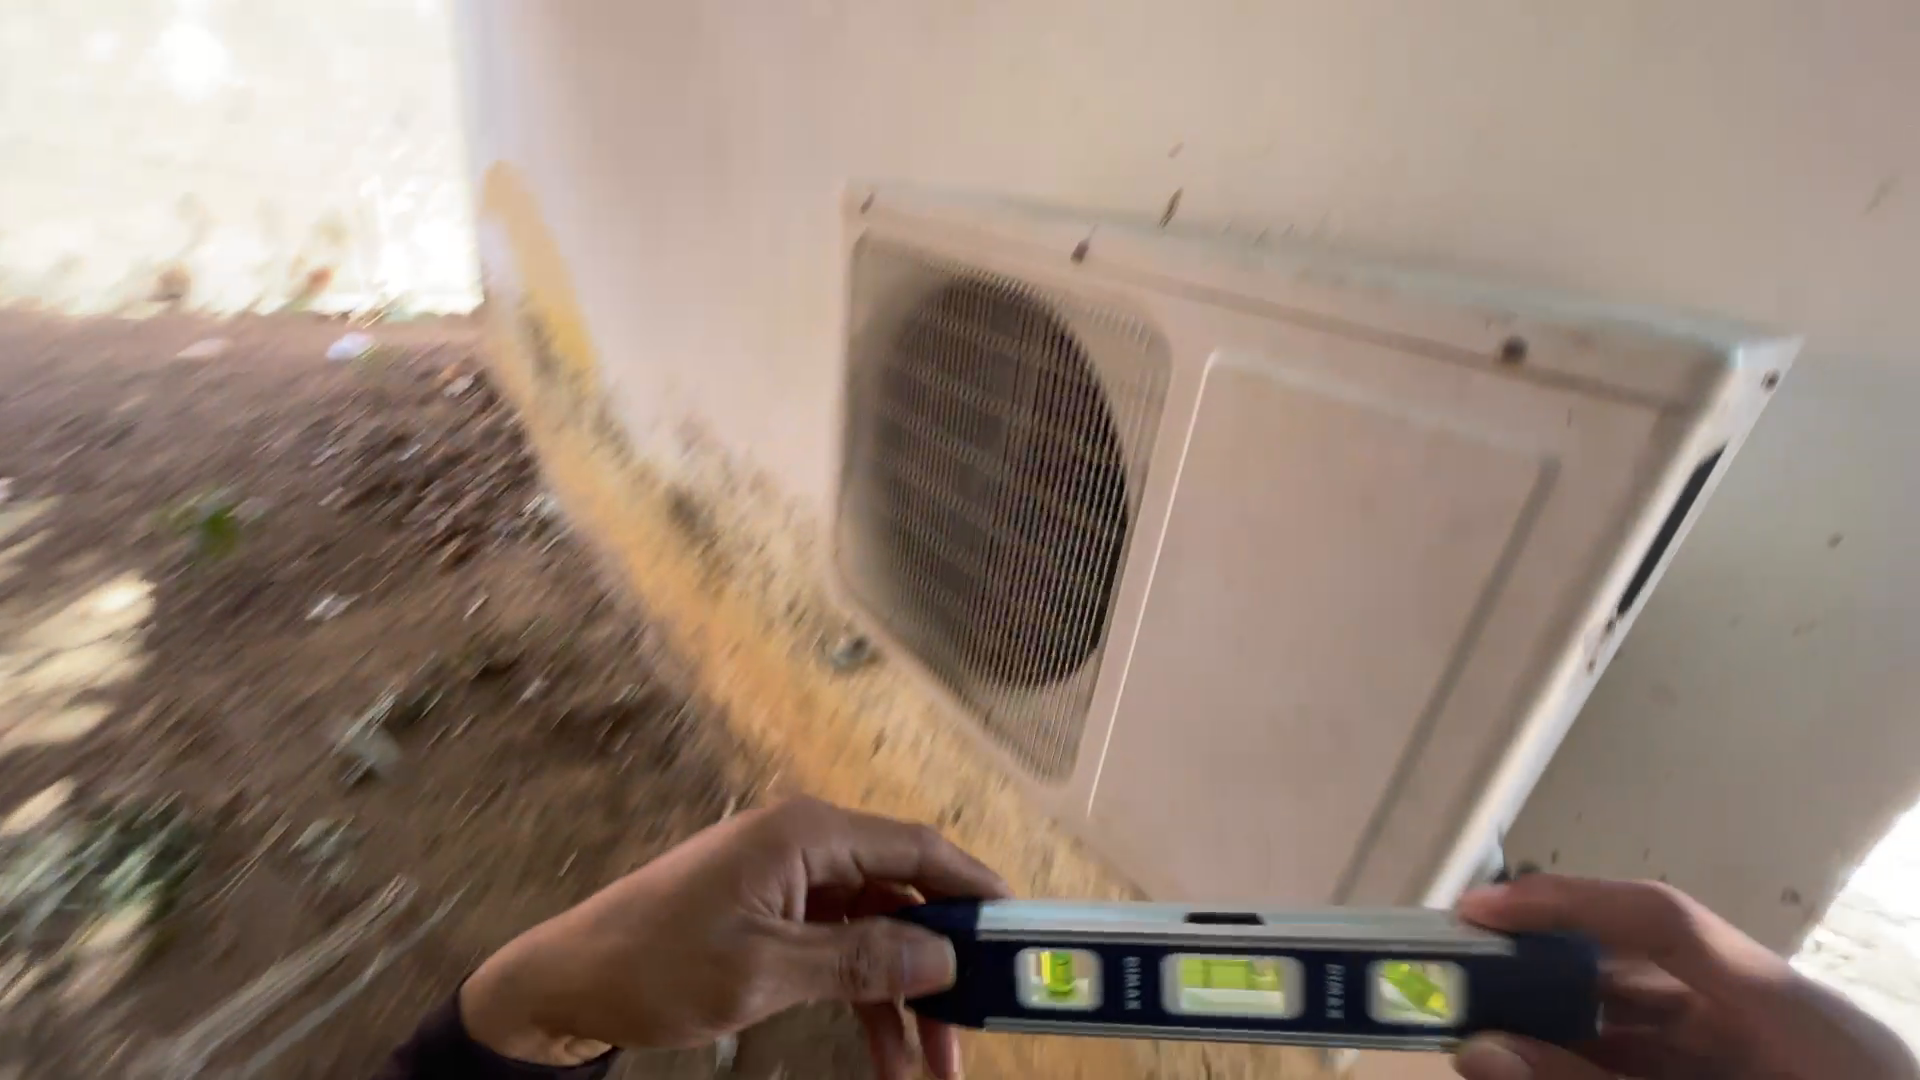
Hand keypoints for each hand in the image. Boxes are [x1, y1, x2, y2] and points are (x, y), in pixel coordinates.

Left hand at [458, 796, 1009, 1079]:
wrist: (566, 981)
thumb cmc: (659, 964)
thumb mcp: (764, 972)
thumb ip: (859, 960)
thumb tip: (944, 956)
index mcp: (810, 833)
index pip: (914, 847)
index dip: (970, 881)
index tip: (1018, 923)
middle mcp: (812, 844)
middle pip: (900, 893)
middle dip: (940, 958)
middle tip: (981, 1018)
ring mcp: (796, 879)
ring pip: (876, 930)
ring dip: (905, 993)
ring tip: (936, 1067)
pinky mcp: (781, 911)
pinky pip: (842, 949)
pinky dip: (866, 996)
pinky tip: (889, 1055)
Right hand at [1451, 874, 1917, 1079]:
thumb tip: (1472, 1054)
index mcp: (1791, 1011)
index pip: (1659, 916)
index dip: (1560, 902)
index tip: (1474, 912)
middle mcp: (1776, 1015)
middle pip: (1638, 958)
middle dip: (1545, 966)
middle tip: (1464, 970)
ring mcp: (1768, 1050)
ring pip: (1641, 1008)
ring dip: (1561, 1016)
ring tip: (1492, 1022)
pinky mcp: (1749, 1073)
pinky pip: (1658, 1048)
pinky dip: (1596, 1053)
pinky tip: (1545, 1059)